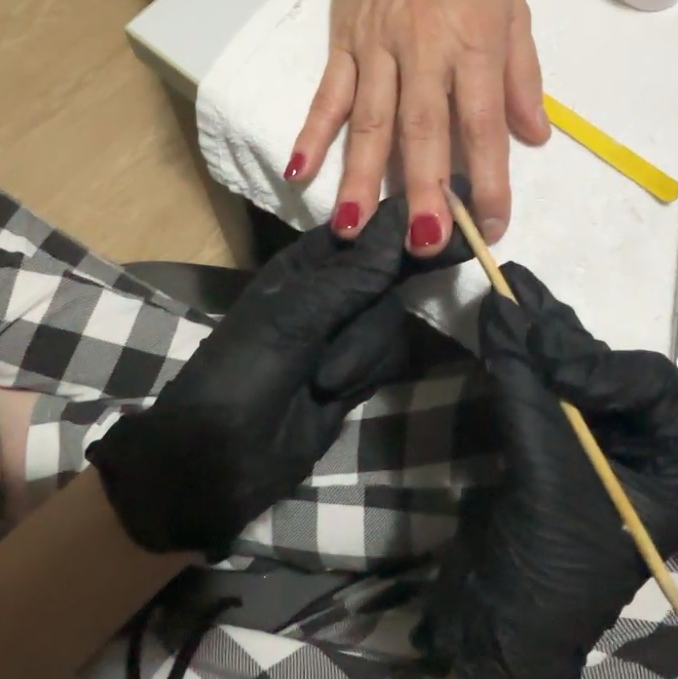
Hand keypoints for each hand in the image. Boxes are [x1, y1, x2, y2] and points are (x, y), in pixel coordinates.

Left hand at [87, 194, 468, 557]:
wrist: (219, 459)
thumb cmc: (242, 373)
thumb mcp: (293, 318)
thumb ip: (354, 276)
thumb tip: (407, 223)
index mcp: (306, 264)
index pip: (368, 231)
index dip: (408, 223)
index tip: (457, 218)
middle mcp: (332, 291)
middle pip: (392, 272)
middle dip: (401, 281)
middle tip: (458, 256)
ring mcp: (347, 334)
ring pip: (393, 319)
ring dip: (366, 348)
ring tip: (326, 378)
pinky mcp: (360, 373)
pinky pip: (391, 355)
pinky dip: (370, 370)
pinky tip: (336, 391)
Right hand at [285, 0, 548, 255]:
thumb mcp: (512, 7)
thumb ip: (524, 75)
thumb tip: (534, 138)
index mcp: (474, 43)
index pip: (484, 121)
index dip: (491, 177)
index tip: (494, 225)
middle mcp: (424, 51)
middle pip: (422, 129)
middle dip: (423, 189)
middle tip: (423, 244)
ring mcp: (376, 50)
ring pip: (369, 121)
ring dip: (361, 176)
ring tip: (353, 228)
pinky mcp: (342, 47)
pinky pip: (327, 94)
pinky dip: (313, 132)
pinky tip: (301, 170)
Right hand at [413, 263, 677, 678]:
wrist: (496, 633)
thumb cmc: (546, 568)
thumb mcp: (545, 475)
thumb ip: (524, 388)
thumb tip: (500, 304)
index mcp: (675, 468)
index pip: (651, 385)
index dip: (599, 366)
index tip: (549, 368)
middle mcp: (644, 451)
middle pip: (607, 370)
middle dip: (560, 337)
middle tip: (516, 287)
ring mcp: (597, 449)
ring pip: (572, 375)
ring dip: (536, 336)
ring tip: (506, 290)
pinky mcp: (553, 450)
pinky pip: (542, 391)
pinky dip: (518, 361)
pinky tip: (499, 328)